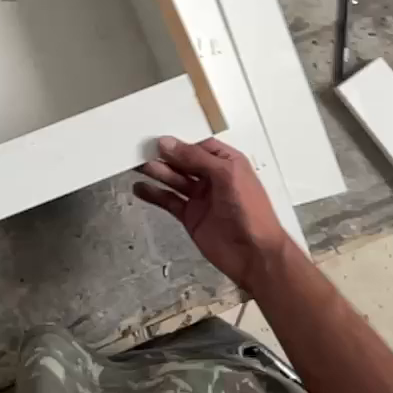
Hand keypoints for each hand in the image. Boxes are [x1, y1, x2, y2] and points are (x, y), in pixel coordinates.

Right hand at [133, 136, 292, 292]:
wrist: (255, 256)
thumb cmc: (252, 212)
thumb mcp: (226, 175)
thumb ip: (196, 157)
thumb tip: (169, 144)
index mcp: (226, 163)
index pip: (198, 145)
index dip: (178, 140)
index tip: (157, 136)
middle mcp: (212, 177)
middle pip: (182, 160)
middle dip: (163, 155)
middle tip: (141, 149)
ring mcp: (201, 197)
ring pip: (173, 179)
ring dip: (156, 171)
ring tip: (137, 165)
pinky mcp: (191, 216)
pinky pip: (168, 201)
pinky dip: (154, 194)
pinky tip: (141, 188)